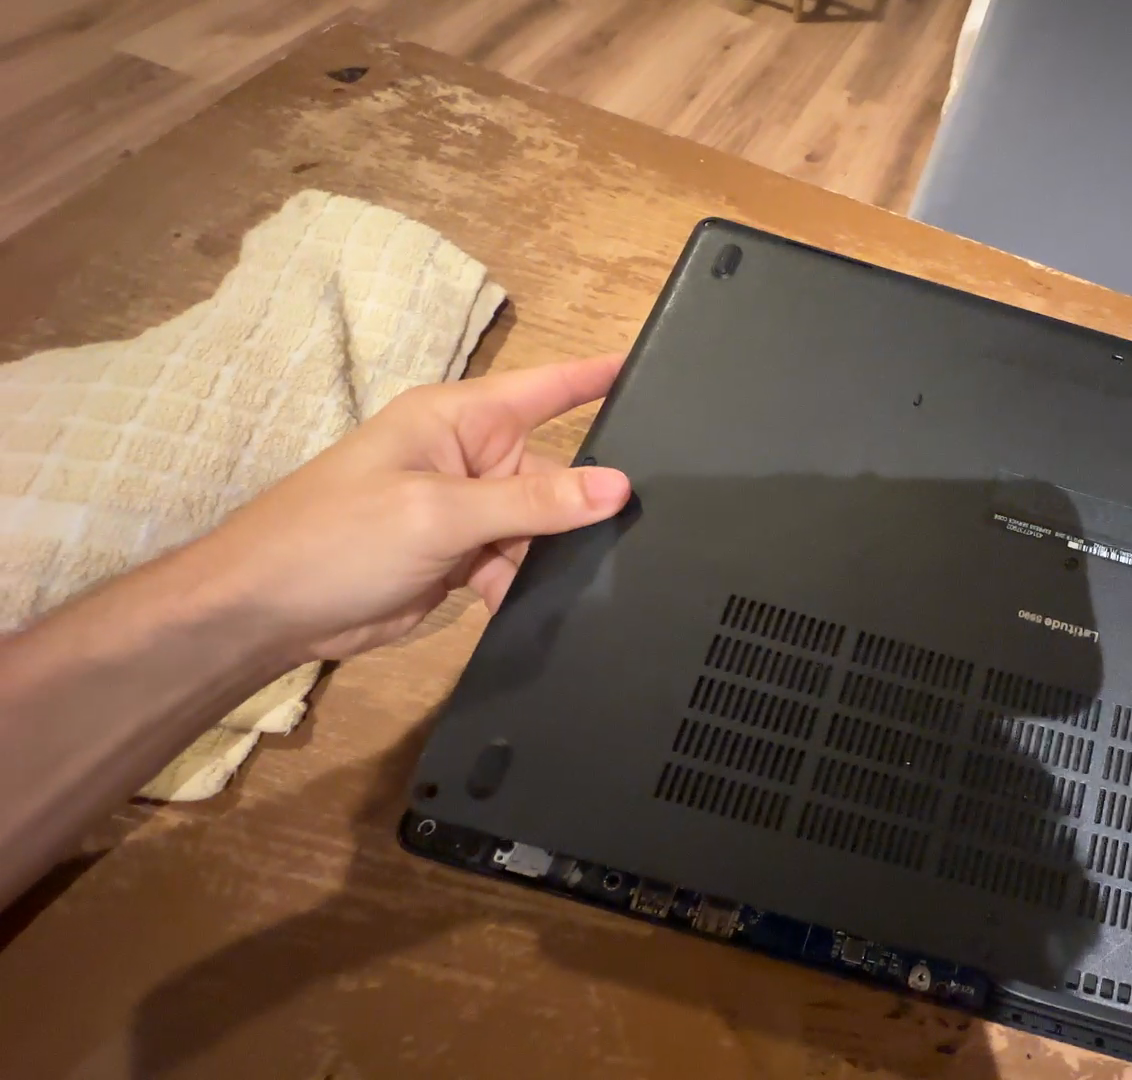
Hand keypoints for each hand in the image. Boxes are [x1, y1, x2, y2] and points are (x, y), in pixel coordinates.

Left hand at [196, 354, 631, 661]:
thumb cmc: (336, 539)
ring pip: (549, 524)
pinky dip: (533, 583)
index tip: (654, 370)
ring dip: (559, 554)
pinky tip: (541, 606)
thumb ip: (534, 501)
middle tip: (647, 528)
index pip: (547, 387)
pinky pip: (526, 561)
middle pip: (560, 472)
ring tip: (597, 578)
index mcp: (461, 420)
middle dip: (588, 504)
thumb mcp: (439, 513)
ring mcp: (474, 509)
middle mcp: (474, 457)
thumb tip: (619, 487)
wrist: (263, 615)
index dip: (599, 377)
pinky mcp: (471, 553)